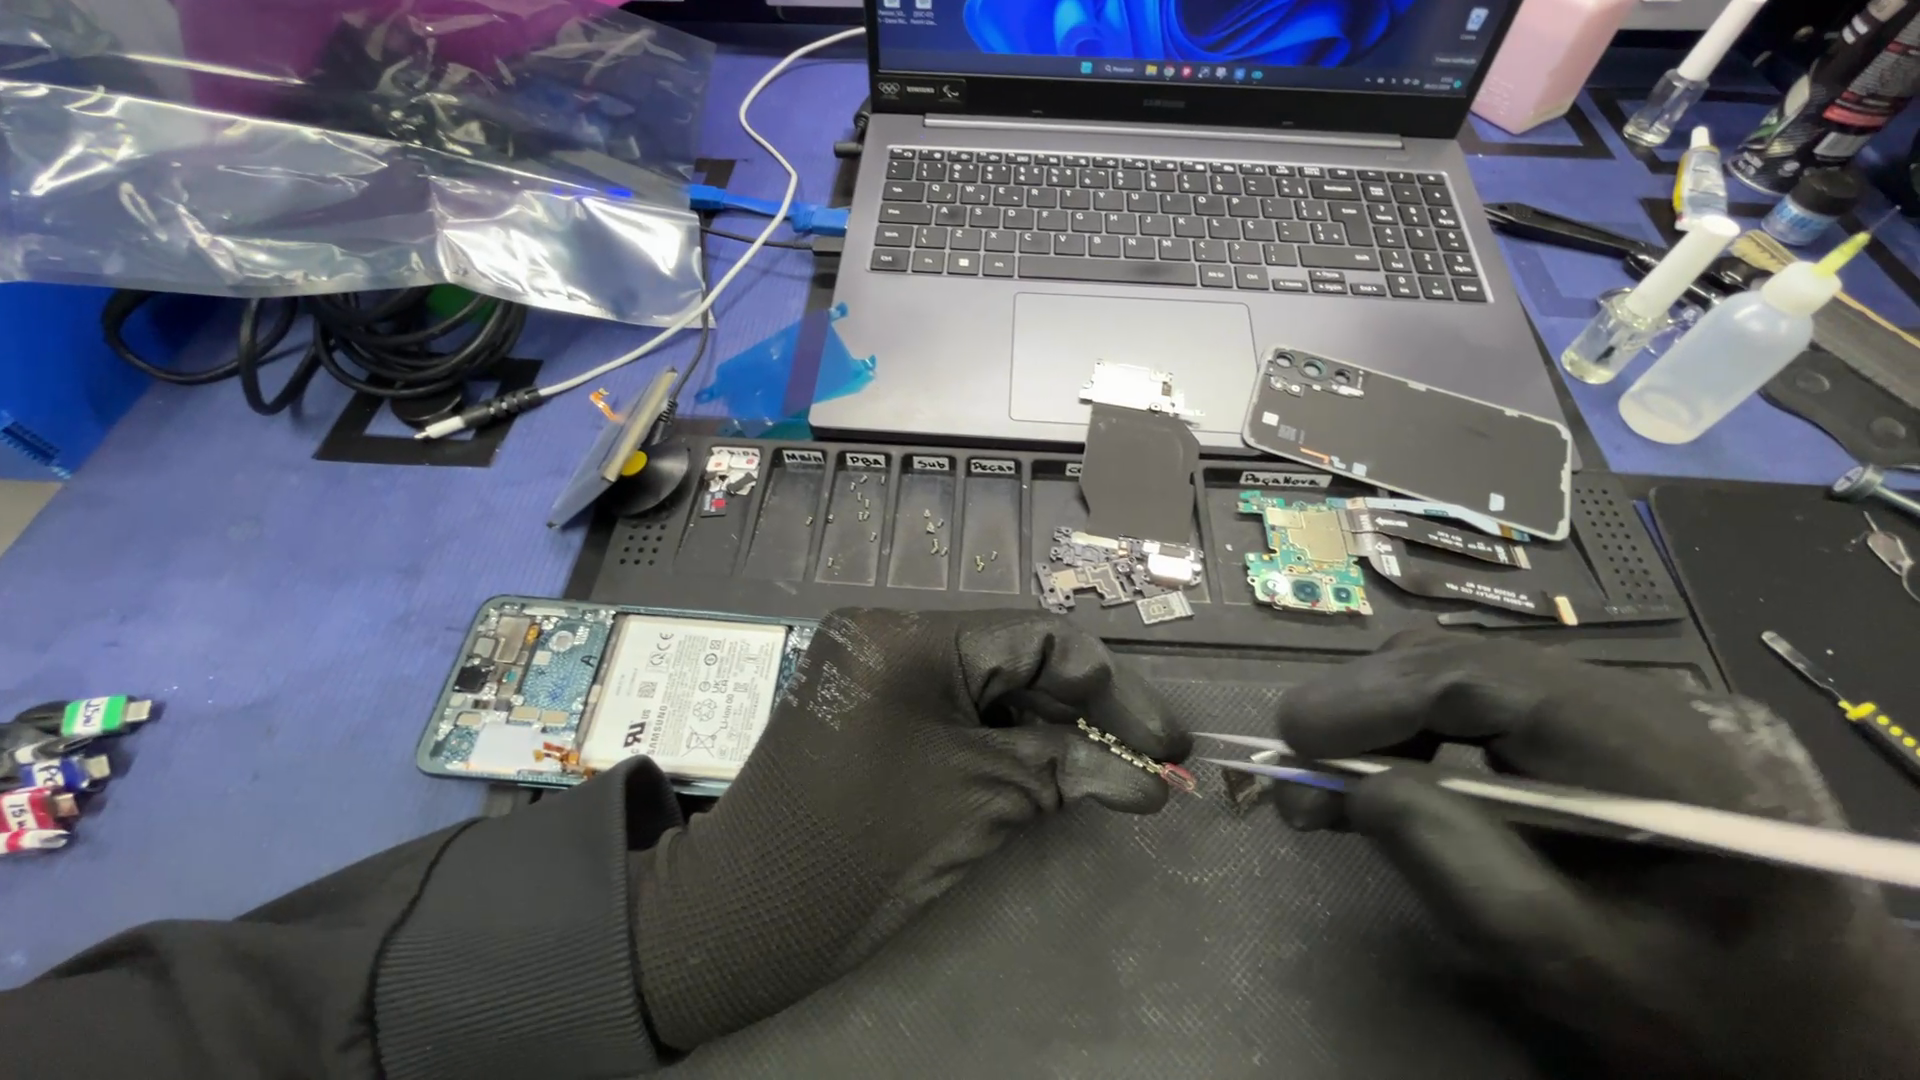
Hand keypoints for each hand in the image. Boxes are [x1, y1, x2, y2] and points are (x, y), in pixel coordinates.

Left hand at [631, 609, 1189, 1049]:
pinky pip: (953, 708)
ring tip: (1108, 770)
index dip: (1112, 689)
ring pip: (986, 684)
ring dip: (1046, 727)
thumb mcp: (984, 800)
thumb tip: (1149, 779)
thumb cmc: (864, 848)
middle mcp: (890, 633)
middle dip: (1083, 710)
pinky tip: (1050, 768)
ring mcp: (875, 668)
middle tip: (1146, 758)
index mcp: (911, 636)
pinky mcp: (871, 705)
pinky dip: (1003, 738)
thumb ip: (1071, 770)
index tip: (1166, 741)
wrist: (749, 913)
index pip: (1038, 638)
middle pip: (1013, 657)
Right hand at [1273, 632, 1919, 1079]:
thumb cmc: (1699, 1015)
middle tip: (1298, 781)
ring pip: (1451, 674)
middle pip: (1457, 663)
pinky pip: (1468, 704)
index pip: (1485, 679)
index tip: (1293, 742)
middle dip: (1360, 710)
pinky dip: (1406, 735)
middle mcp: (1635, 704)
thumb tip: (1350, 784)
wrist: (1805, 1028)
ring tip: (1327, 789)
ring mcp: (1607, 709)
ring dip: (1375, 722)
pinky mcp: (1582, 728)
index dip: (1373, 698)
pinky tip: (1383, 781)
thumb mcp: (1566, 962)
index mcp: (1661, 758)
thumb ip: (1453, 864)